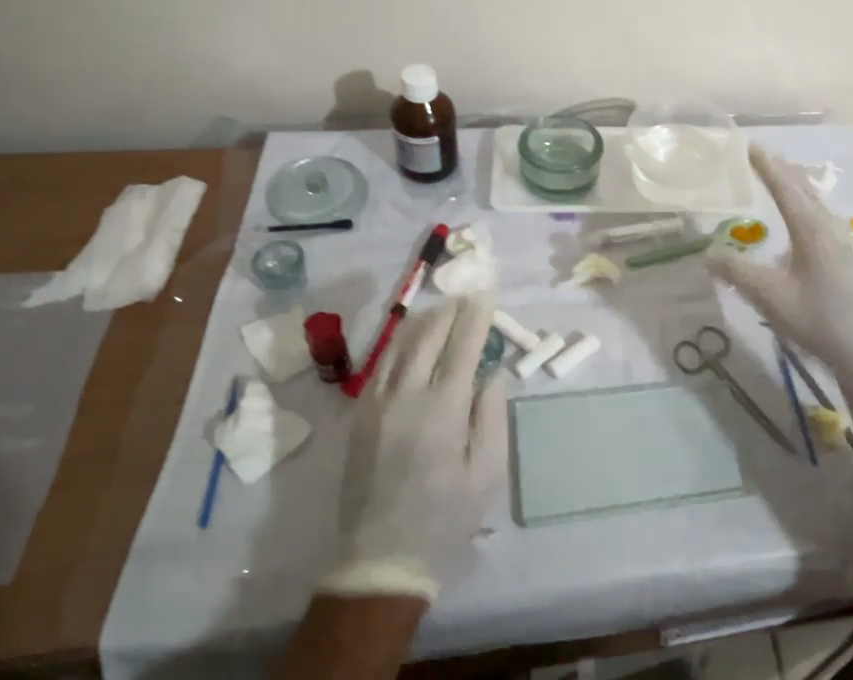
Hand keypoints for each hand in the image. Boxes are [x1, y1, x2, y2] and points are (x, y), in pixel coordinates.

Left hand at [320, 295, 506, 601]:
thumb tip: (493, 373)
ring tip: (440, 310)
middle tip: (466, 297)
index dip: (475, 318)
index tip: (486, 296)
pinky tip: (409, 341)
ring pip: (398, 347)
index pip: (462, 347)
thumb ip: (491, 415)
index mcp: (442, 409)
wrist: (382, 555)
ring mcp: (375, 404)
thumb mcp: (486, 472)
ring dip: (422, 324)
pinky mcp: (359, 416)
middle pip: (427, 337)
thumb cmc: (446, 516)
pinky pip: (379, 367)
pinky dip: (398, 345)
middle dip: (449, 312)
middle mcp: (405, 396)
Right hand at [709, 146, 852, 437]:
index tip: (749, 146)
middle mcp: (830, 227)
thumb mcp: (769, 297)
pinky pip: (821, 216)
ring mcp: (843, 240)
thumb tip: (706, 255)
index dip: (767, 166)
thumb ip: (737, 272)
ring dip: (794, 186)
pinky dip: (803, 203)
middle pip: (804, 188)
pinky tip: (798, 216)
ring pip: (814, 202)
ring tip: (775, 177)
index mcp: (812, 229)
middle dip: (781, 170)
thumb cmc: (817, 320)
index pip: (786, 187)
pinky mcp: (847, 255)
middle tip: (758, 155)